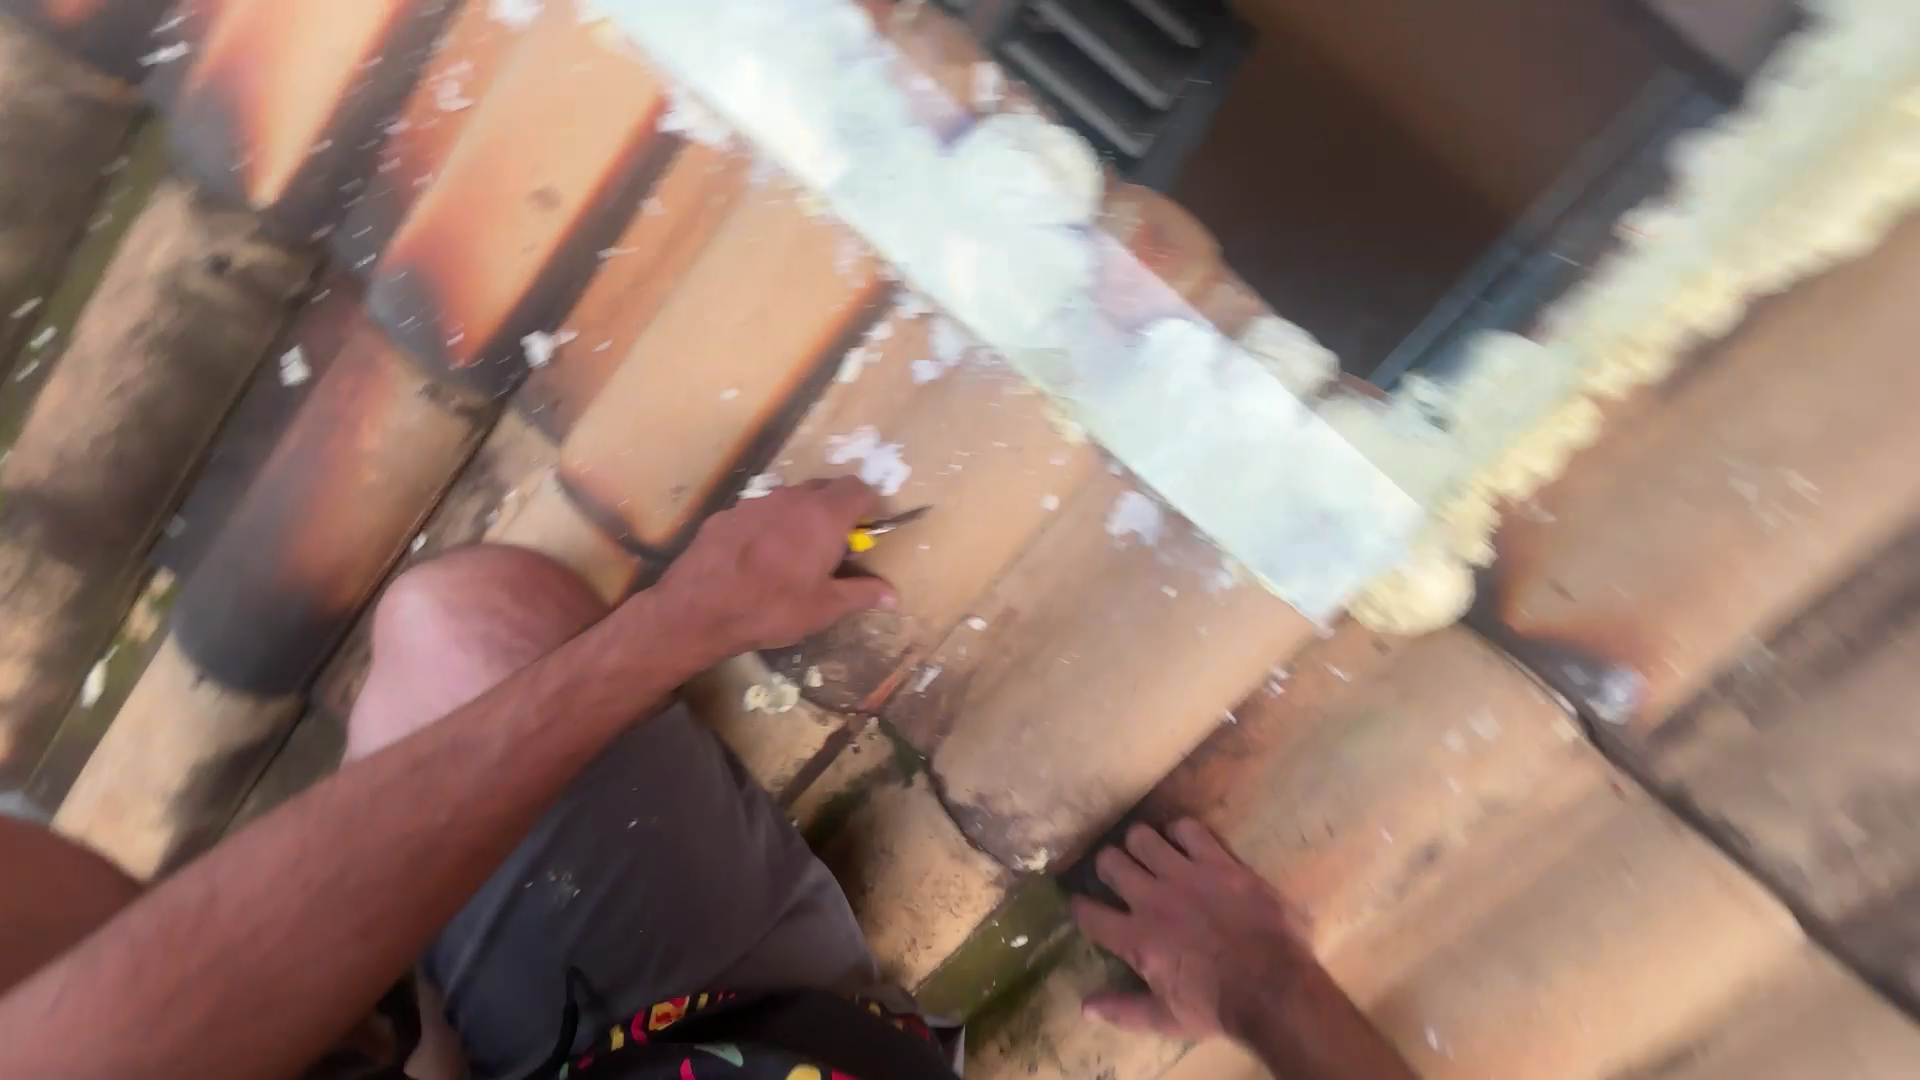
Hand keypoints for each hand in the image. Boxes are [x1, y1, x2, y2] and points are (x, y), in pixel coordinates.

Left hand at [651, 477, 897, 654]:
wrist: (698, 610)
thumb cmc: (772, 608)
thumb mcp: (825, 608)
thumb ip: (862, 593)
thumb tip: (894, 594)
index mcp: (823, 516)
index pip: (857, 488)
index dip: (866, 506)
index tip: (864, 532)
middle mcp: (791, 499)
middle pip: (824, 489)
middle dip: (835, 511)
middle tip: (833, 548)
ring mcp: (755, 503)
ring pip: (789, 500)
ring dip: (800, 519)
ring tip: (794, 556)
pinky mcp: (726, 515)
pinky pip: (759, 513)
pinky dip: (768, 528)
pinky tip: (757, 560)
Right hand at [1071, 819, 1313, 1041]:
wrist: (1276, 989)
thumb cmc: (1220, 1008)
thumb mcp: (1167, 1019)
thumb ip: (1124, 1009)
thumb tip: (1085, 1007)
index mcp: (1136, 938)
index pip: (1088, 913)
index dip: (1080, 906)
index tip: (1084, 905)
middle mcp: (1151, 899)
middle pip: (1109, 861)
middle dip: (1109, 866)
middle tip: (1121, 875)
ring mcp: (1183, 875)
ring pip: (1140, 836)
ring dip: (1141, 845)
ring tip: (1150, 855)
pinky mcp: (1216, 861)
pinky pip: (1186, 828)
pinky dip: (1181, 834)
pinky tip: (1186, 845)